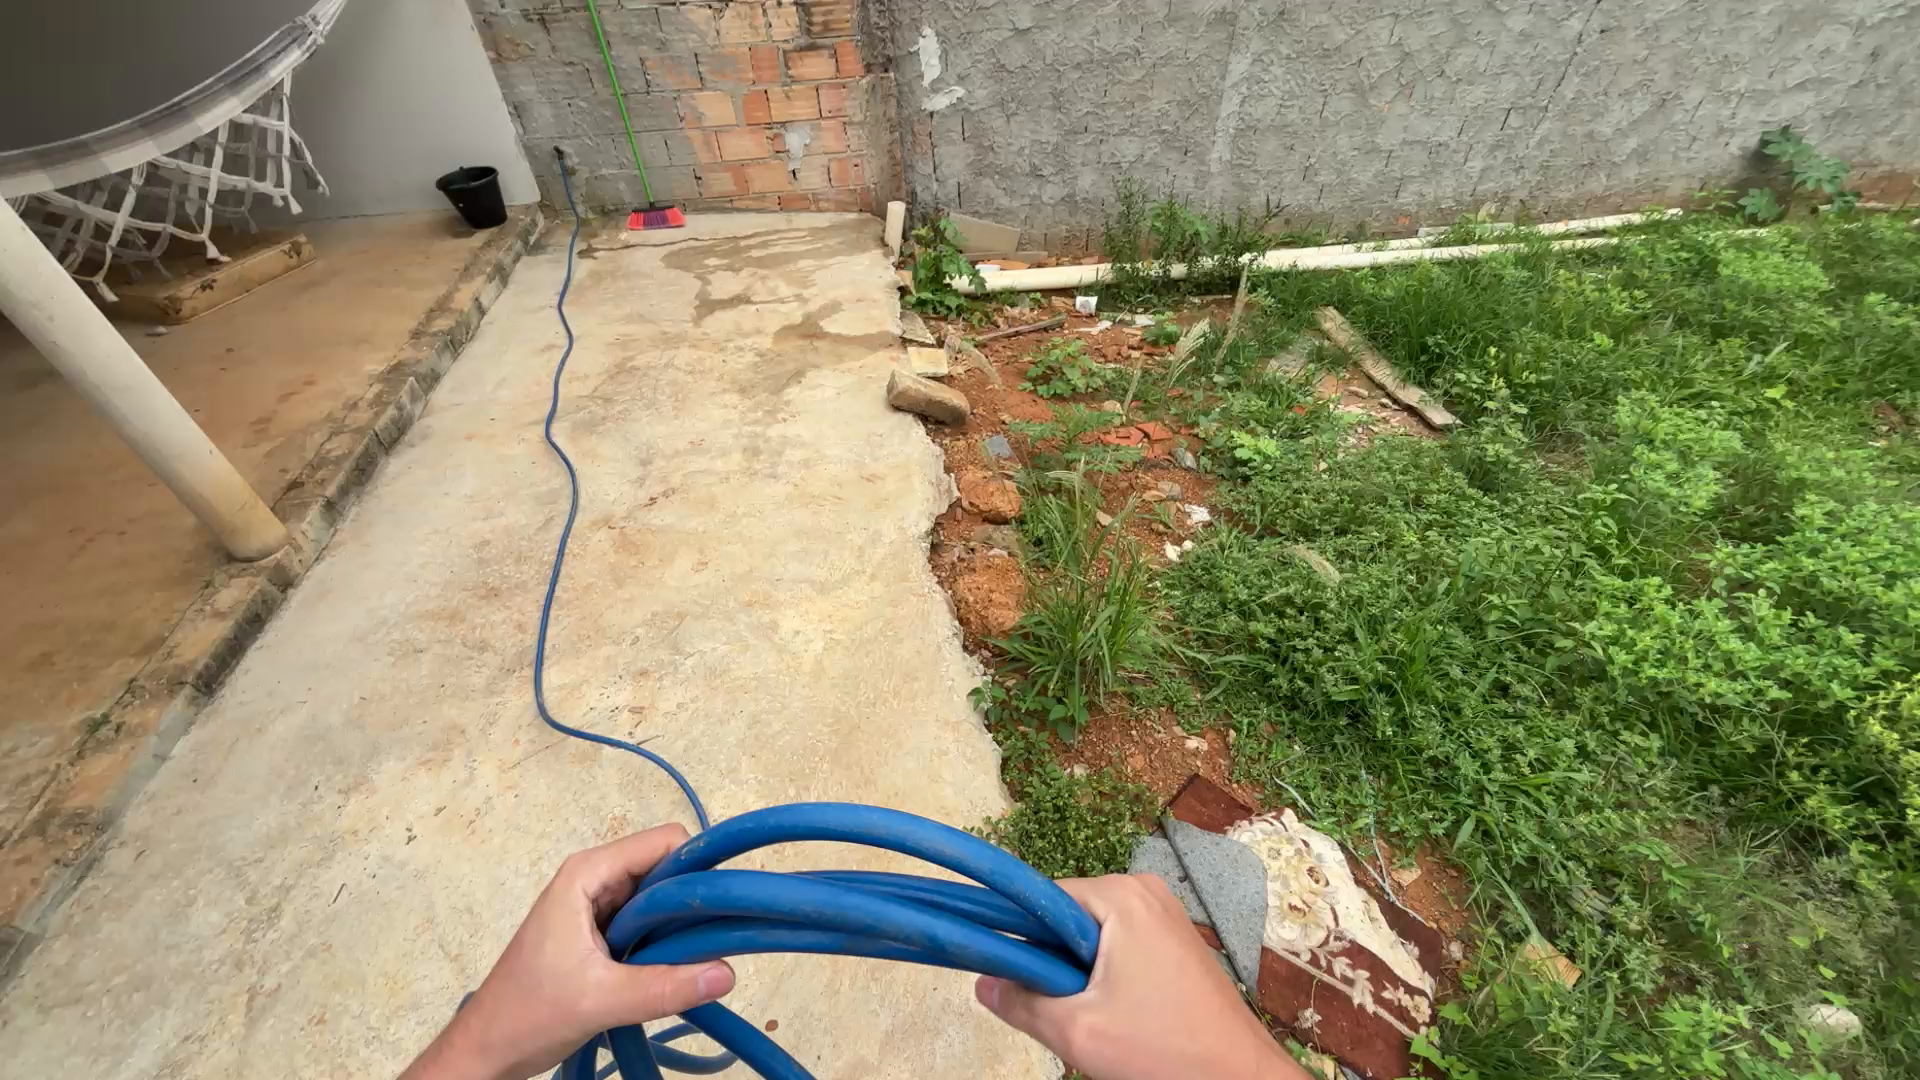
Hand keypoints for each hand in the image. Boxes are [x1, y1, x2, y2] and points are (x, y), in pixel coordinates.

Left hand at [401, 825, 735, 1079]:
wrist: (479, 1060)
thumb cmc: (526, 1018)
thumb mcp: (598, 1001)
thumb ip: (664, 986)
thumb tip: (729, 974)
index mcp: (589, 871)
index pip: (665, 841)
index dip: (696, 865)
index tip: (718, 905)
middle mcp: (597, 875)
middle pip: (665, 865)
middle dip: (689, 896)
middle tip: (709, 936)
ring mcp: (598, 901)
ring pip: (660, 893)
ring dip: (677, 920)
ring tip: (690, 954)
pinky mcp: (601, 927)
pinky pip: (649, 917)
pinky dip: (664, 936)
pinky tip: (670, 963)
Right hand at [976, 874, 1305, 1079]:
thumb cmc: (1162, 1051)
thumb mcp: (1079, 1034)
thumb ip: (1023, 1004)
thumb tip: (981, 984)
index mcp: (1121, 894)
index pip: (1046, 898)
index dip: (1024, 936)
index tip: (1015, 975)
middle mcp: (1143, 886)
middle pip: (1071, 914)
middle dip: (1057, 958)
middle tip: (1061, 1007)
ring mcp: (1165, 908)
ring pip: (1096, 931)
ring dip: (1082, 968)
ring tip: (1092, 1014)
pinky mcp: (1177, 933)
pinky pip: (1122, 939)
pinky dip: (1109, 970)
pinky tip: (1118, 1010)